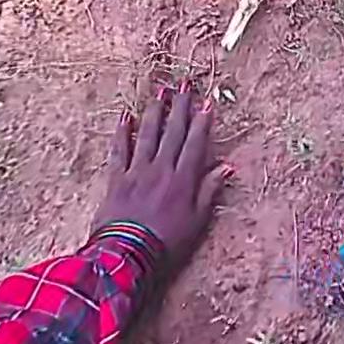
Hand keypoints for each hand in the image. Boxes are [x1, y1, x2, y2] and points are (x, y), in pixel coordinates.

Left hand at [95, 81, 226, 259]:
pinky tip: (125, 117)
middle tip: (184, 84)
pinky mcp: (117, 179)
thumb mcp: (197, 222)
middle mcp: (161, 169)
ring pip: (147, 135)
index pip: (195, 143)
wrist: (126, 258)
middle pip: (173, 132)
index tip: (207, 102)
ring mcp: (137, 171)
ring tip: (160, 92)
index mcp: (183, 179)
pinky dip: (122, 133)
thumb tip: (226, 166)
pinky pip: (119, 150)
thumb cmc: (167, 243)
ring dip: (155, 112)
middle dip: (180, 107)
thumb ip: (209, 191)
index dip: (202, 122)